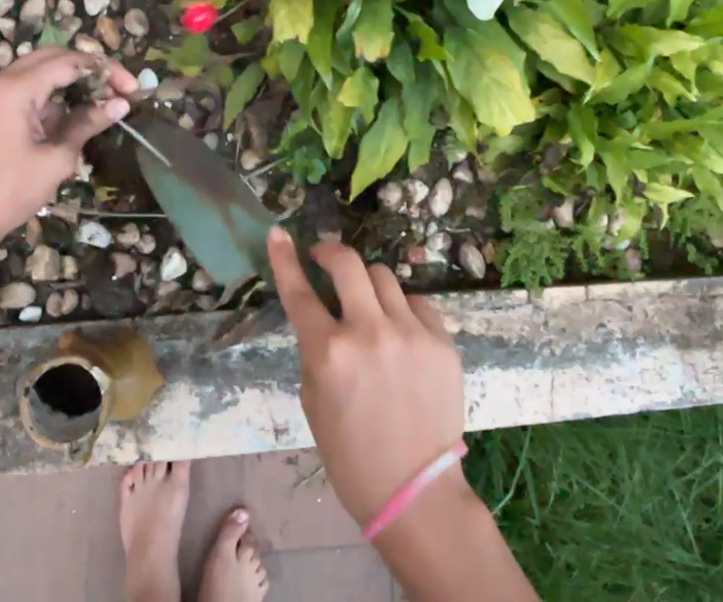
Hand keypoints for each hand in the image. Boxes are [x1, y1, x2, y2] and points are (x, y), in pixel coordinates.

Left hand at [0, 48, 136, 250]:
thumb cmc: (9, 191)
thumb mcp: (56, 158)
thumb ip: (87, 124)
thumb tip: (121, 105)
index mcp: (14, 88)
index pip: (69, 62)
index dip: (105, 70)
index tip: (133, 89)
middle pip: (52, 57)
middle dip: (89, 69)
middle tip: (120, 89)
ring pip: (38, 71)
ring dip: (71, 81)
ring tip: (103, 100)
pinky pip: (25, 89)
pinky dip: (51, 95)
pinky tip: (74, 113)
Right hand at [267, 228, 466, 526]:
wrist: (414, 489)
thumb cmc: (350, 454)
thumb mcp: (313, 399)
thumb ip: (315, 349)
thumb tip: (321, 313)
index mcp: (329, 353)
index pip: (299, 291)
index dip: (284, 258)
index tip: (279, 233)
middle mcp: (369, 333)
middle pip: (349, 263)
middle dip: (330, 252)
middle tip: (324, 258)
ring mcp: (411, 334)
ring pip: (384, 277)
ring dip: (367, 283)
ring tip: (365, 304)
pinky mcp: (442, 342)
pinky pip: (417, 302)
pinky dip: (401, 307)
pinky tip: (398, 329)